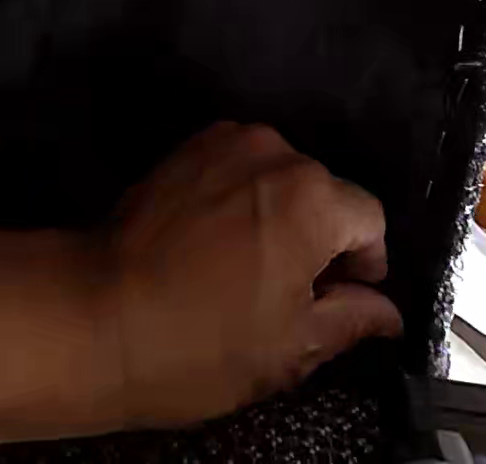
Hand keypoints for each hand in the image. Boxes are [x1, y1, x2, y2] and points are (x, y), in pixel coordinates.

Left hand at [107, 122, 403, 427]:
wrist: (97, 312)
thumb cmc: (202, 340)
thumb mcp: (289, 346)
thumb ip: (352, 318)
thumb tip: (388, 312)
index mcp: (313, 197)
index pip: (369, 217)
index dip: (365, 260)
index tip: (341, 292)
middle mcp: (279, 150)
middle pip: (325, 192)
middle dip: (320, 237)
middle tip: (289, 286)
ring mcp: (233, 138)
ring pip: (284, 175)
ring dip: (282, 210)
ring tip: (247, 260)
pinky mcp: (197, 141)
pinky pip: (244, 163)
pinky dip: (244, 192)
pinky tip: (216, 233)